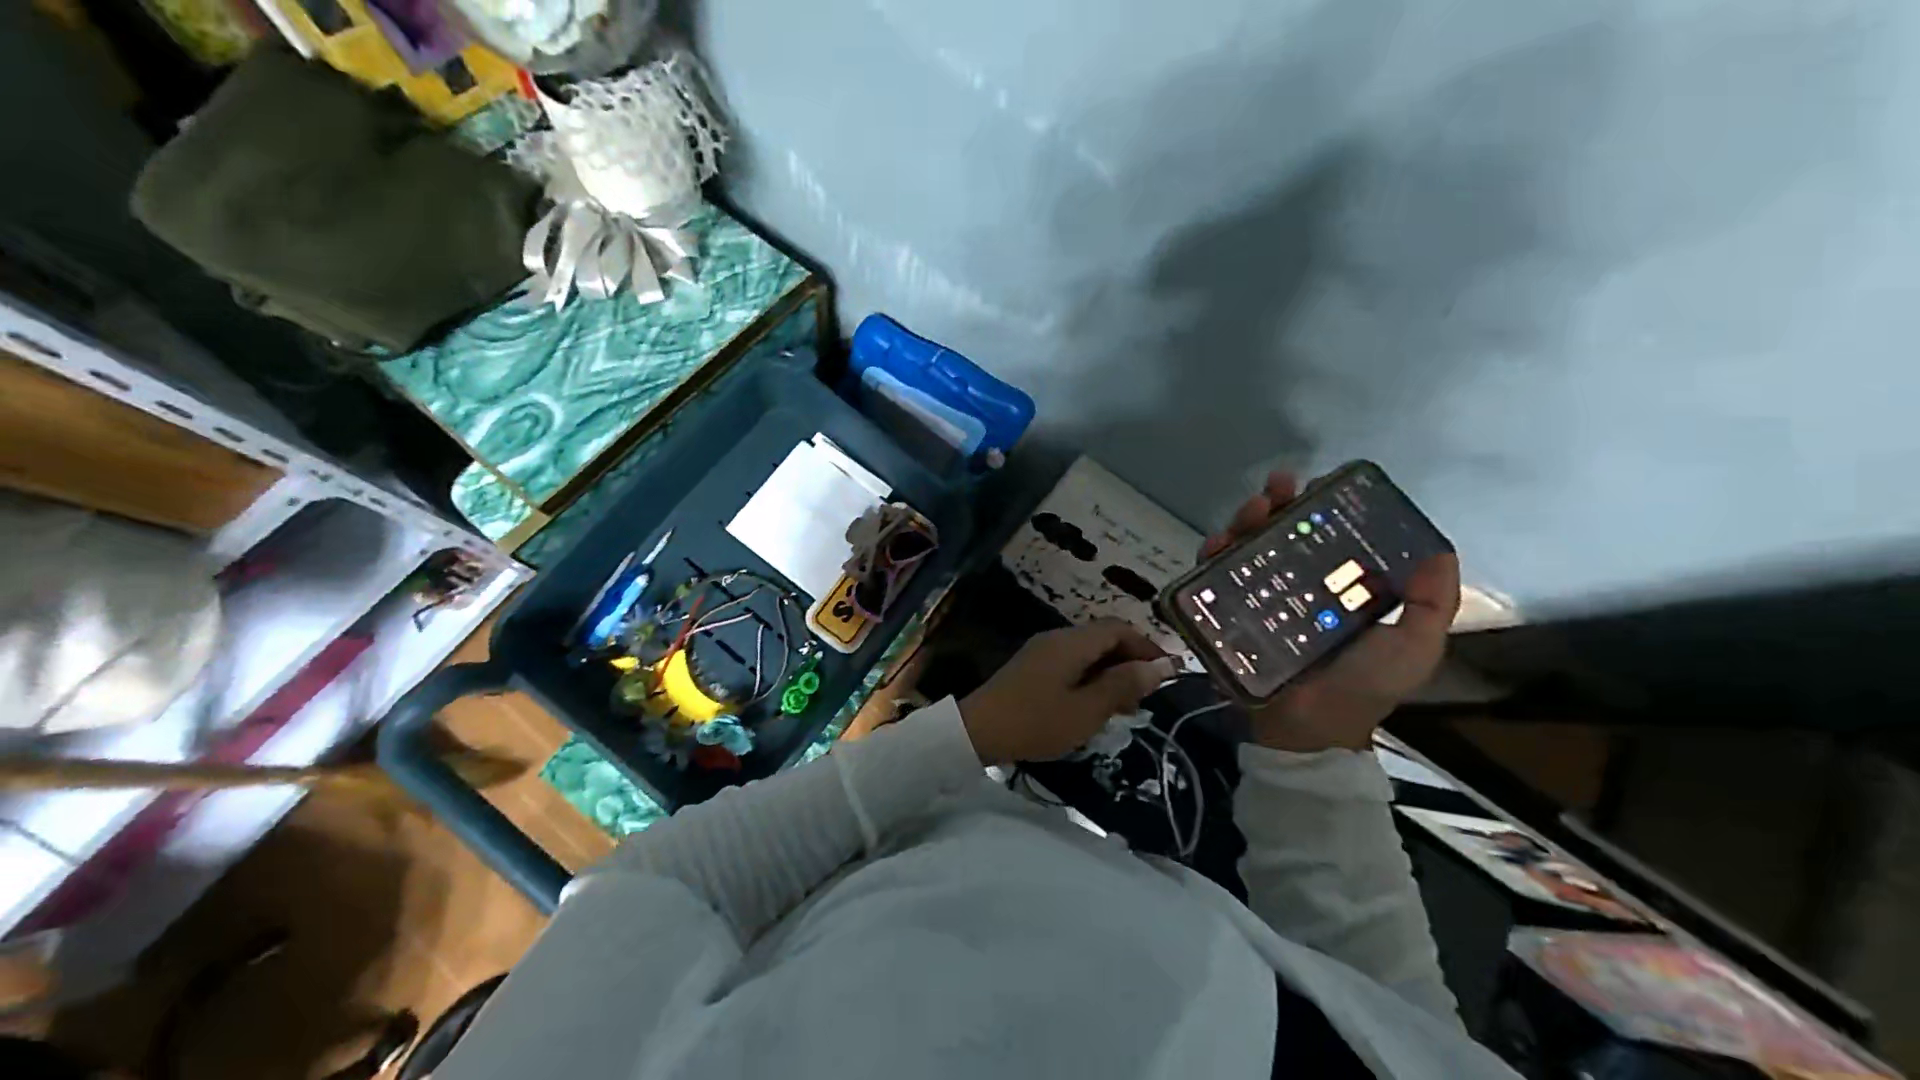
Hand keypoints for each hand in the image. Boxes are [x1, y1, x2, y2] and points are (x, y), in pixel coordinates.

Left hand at [959, 620, 1177, 764]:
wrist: (977, 730)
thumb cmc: (1036, 721)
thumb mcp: (1087, 710)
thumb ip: (1123, 685)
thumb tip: (1159, 666)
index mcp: (1072, 642)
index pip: (1119, 628)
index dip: (1147, 646)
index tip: (1168, 673)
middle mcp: (1057, 638)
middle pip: (1103, 638)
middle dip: (1131, 661)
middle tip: (1149, 695)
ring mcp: (1042, 652)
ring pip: (1088, 653)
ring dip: (1112, 672)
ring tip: (1128, 706)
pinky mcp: (1032, 668)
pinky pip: (1072, 664)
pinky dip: (1092, 678)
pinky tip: (1097, 706)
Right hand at [1203, 470, 1460, 752]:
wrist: (1311, 728)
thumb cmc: (1365, 685)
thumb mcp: (1413, 646)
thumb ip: (1430, 605)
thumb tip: (1439, 552)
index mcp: (1337, 586)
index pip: (1325, 535)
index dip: (1320, 506)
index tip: (1318, 484)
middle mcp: (1295, 584)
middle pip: (1280, 533)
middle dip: (1276, 504)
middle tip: (1276, 488)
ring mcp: (1258, 598)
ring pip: (1245, 548)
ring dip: (1243, 522)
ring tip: (1250, 510)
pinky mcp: (1226, 614)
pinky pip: (1213, 579)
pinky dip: (1211, 556)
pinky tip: (1216, 544)